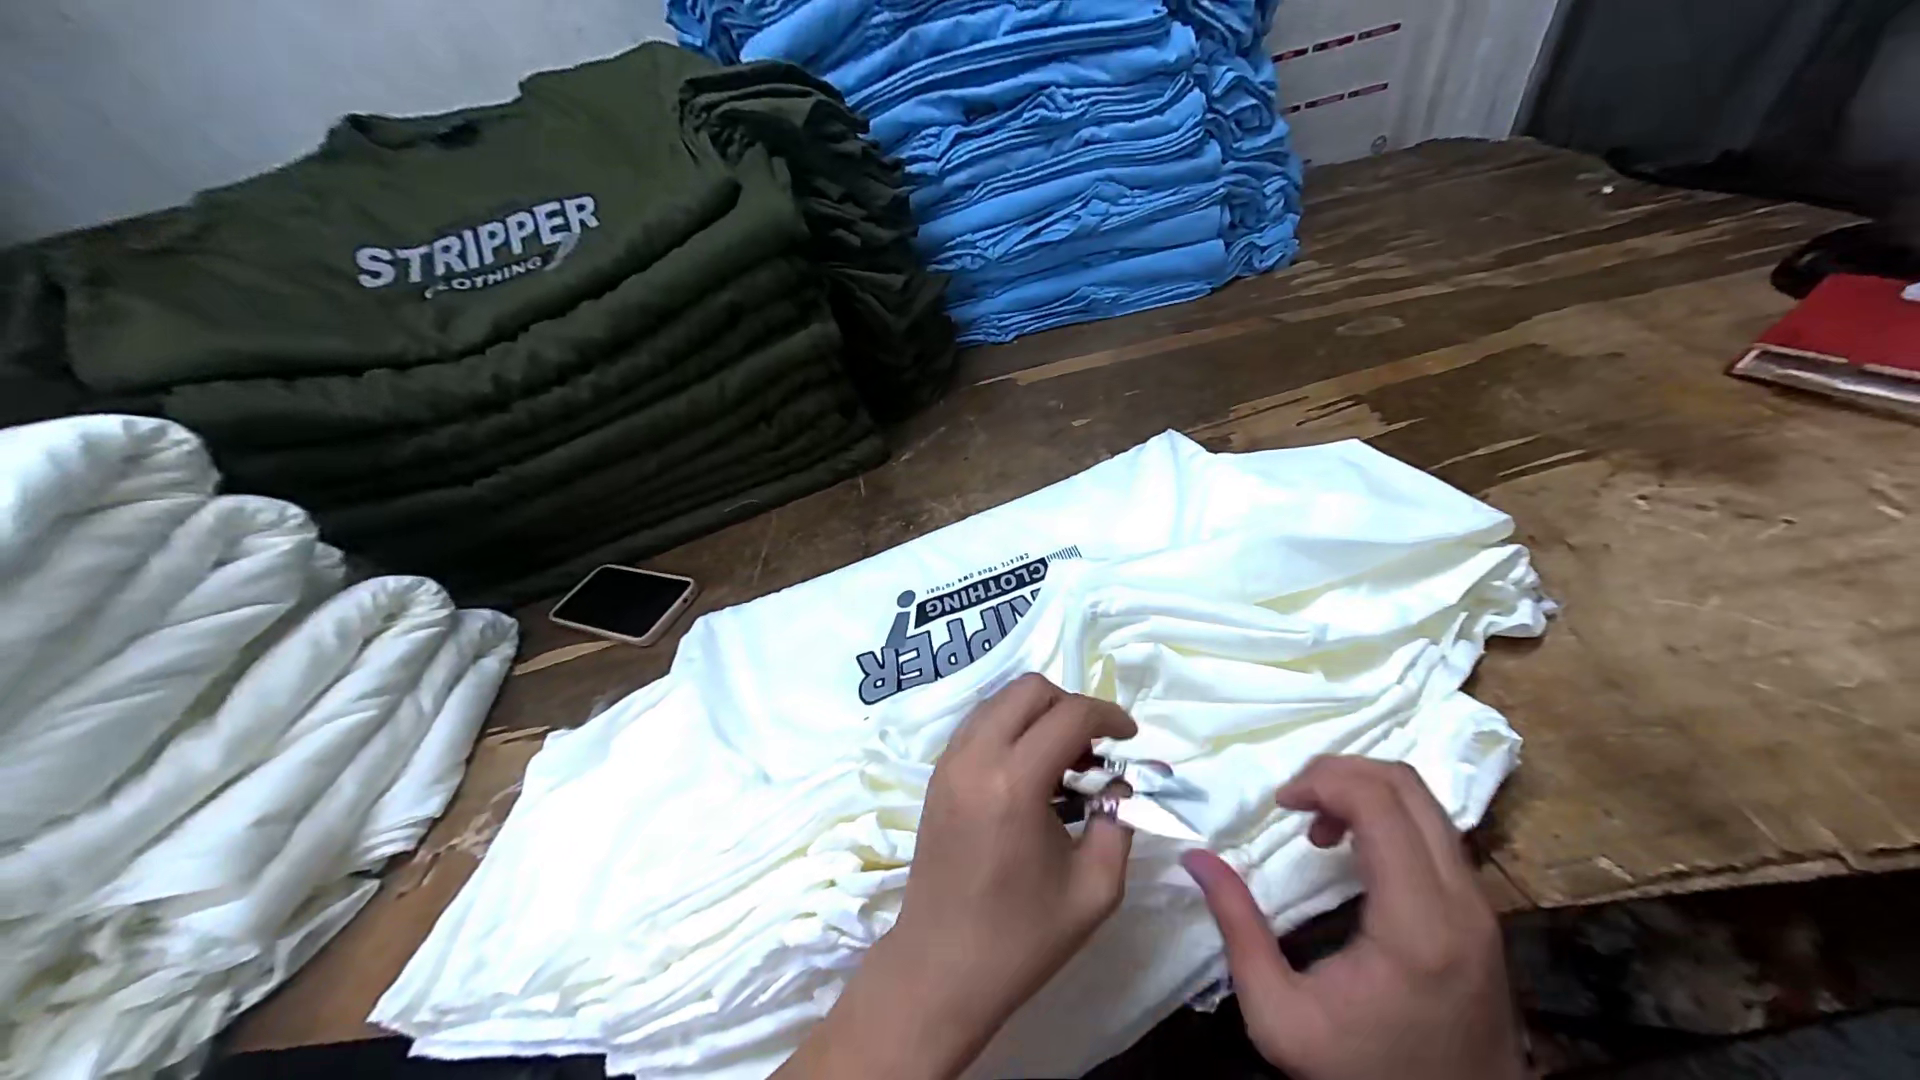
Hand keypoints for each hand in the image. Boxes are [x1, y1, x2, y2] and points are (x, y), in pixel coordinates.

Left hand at [776, 674, 1137, 1079]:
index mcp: (1014, 784)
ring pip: (1000, 700)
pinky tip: (1030, 771)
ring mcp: (948, 762)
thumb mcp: (1095, 889)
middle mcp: (975, 758)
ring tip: (1064, 760)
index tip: (1129, 739)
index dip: (1109, 716)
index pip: (1070, 715)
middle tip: (1095, 748)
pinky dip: (1011, 727)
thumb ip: (1120, 822)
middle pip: (1029, 690)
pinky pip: (979, 723)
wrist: (940, 967)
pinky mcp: (936, 774)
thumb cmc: (1021, 938)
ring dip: (1039, 714)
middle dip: (1072, 705)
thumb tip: (1121, 782)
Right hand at [1183, 757, 1526, 1079]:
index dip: (1322, 780)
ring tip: (1316, 821)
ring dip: (1362, 790)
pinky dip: (1385, 814)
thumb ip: (1238, 928)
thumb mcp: (1279, 1014)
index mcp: (1417, 923)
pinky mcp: (1479, 912)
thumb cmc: (1363, 1071)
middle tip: (1293, 797)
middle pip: (1408, 785)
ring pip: (1425, 801)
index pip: (1381, 802)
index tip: (1279, 802)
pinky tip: (1349, 845)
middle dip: (1340, 771)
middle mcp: (1462, 901)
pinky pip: (1434, 829)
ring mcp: (1479, 904)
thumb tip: (1196, 858)